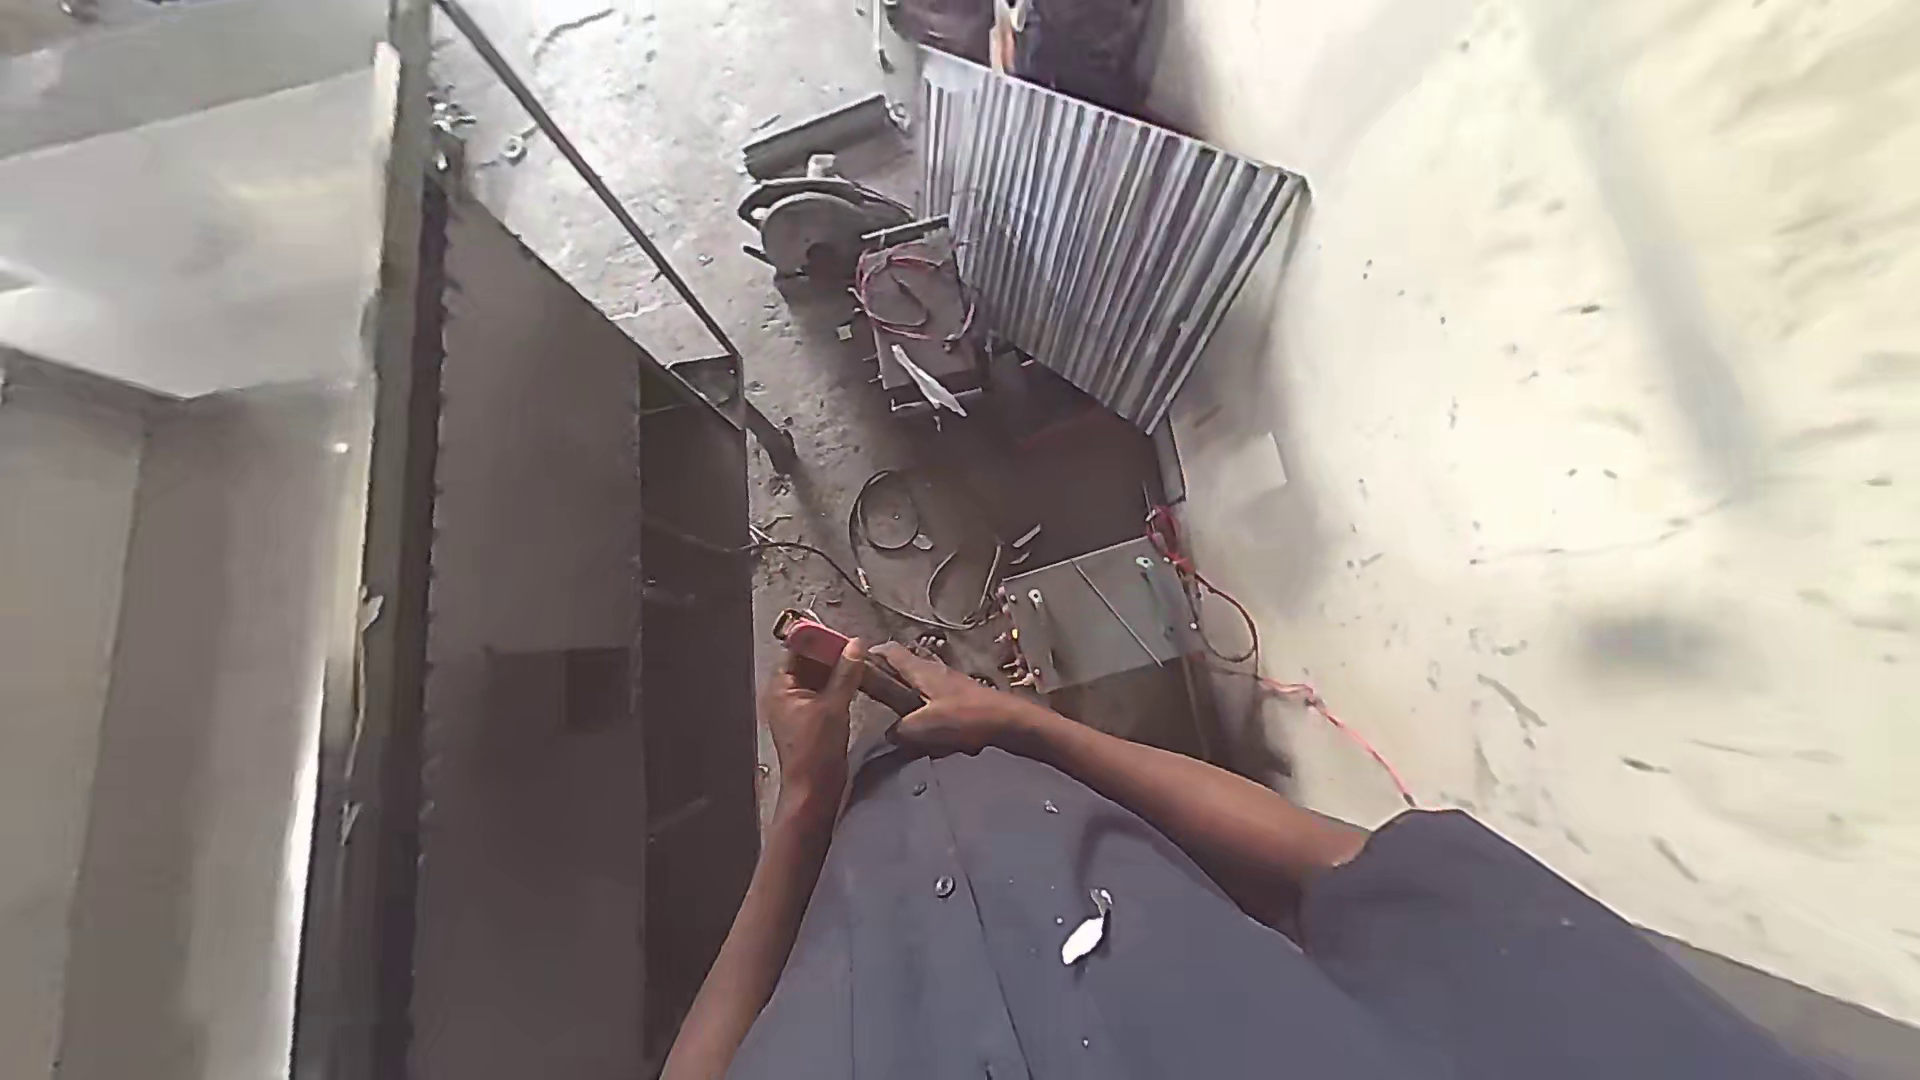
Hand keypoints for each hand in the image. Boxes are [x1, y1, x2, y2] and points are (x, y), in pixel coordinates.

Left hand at [761, 639, 865, 821]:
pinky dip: (841, 682)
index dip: (817, 639)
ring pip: (820, 675)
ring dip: (839, 667)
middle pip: (809, 662)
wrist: (815, 791)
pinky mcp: (815, 716)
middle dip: (832, 652)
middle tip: (855, 644)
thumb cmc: (815, 752)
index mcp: (781, 688)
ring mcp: (801, 706)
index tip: (840, 632)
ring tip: (860, 658)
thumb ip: (846, 673)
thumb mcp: (833, 706)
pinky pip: (827, 690)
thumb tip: (856, 644)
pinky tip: (858, 677)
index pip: (796, 651)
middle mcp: (788, 694)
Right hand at [871, 642, 1043, 755]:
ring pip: (921, 685)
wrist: (1009, 723)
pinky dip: (926, 711)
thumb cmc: (967, 718)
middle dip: (888, 677)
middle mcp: (935, 671)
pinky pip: (936, 701)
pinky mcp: (963, 699)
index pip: (890, 651)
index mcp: (922, 671)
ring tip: (897, 716)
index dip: (871, 653)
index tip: (856, 660)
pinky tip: (927, 731)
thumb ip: (901, 730)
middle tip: (872, 692)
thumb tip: (892, 733)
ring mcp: (951, 684)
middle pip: (905, 667)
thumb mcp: (923, 727)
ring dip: (908, 696)